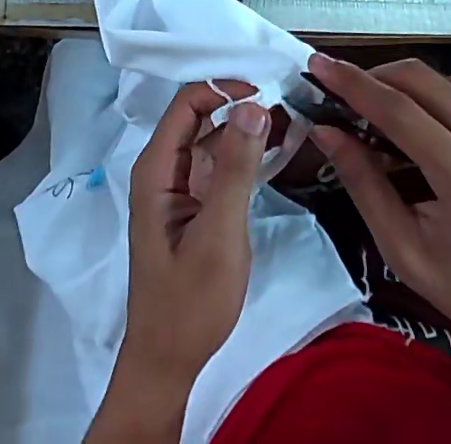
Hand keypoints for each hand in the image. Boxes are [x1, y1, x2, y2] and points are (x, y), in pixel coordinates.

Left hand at [88, 82, 270, 442]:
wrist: (169, 361)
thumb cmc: (190, 302)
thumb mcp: (219, 234)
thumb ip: (235, 168)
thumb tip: (254, 105)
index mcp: (157, 169)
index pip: (187, 104)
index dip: (224, 89)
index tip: (267, 92)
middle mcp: (165, 169)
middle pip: (201, 116)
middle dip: (241, 102)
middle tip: (289, 99)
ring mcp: (180, 186)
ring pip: (213, 138)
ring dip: (247, 126)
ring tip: (292, 116)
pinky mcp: (196, 203)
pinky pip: (220, 164)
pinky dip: (247, 152)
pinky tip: (279, 148)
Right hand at [304, 55, 450, 379]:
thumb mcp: (406, 250)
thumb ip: (363, 183)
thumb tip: (326, 132)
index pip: (398, 108)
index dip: (351, 83)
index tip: (317, 64)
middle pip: (418, 78)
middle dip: (372, 77)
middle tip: (337, 96)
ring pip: (437, 82)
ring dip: (397, 90)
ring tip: (370, 123)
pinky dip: (425, 103)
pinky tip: (410, 135)